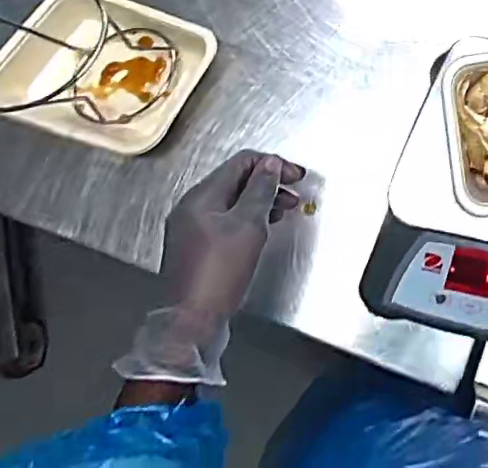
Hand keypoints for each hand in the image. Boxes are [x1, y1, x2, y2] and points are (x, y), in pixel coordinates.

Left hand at [113, 150, 305, 386]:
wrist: (191, 325)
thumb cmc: (221, 271)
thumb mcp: (248, 224)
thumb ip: (261, 189)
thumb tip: (270, 164)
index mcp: (201, 196)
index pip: (242, 162)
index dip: (273, 164)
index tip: (296, 176)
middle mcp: (192, 207)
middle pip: (237, 179)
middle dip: (269, 182)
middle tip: (295, 192)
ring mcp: (192, 228)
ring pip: (234, 200)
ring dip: (262, 200)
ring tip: (285, 210)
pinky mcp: (197, 246)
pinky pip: (228, 218)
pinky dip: (249, 216)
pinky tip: (264, 227)